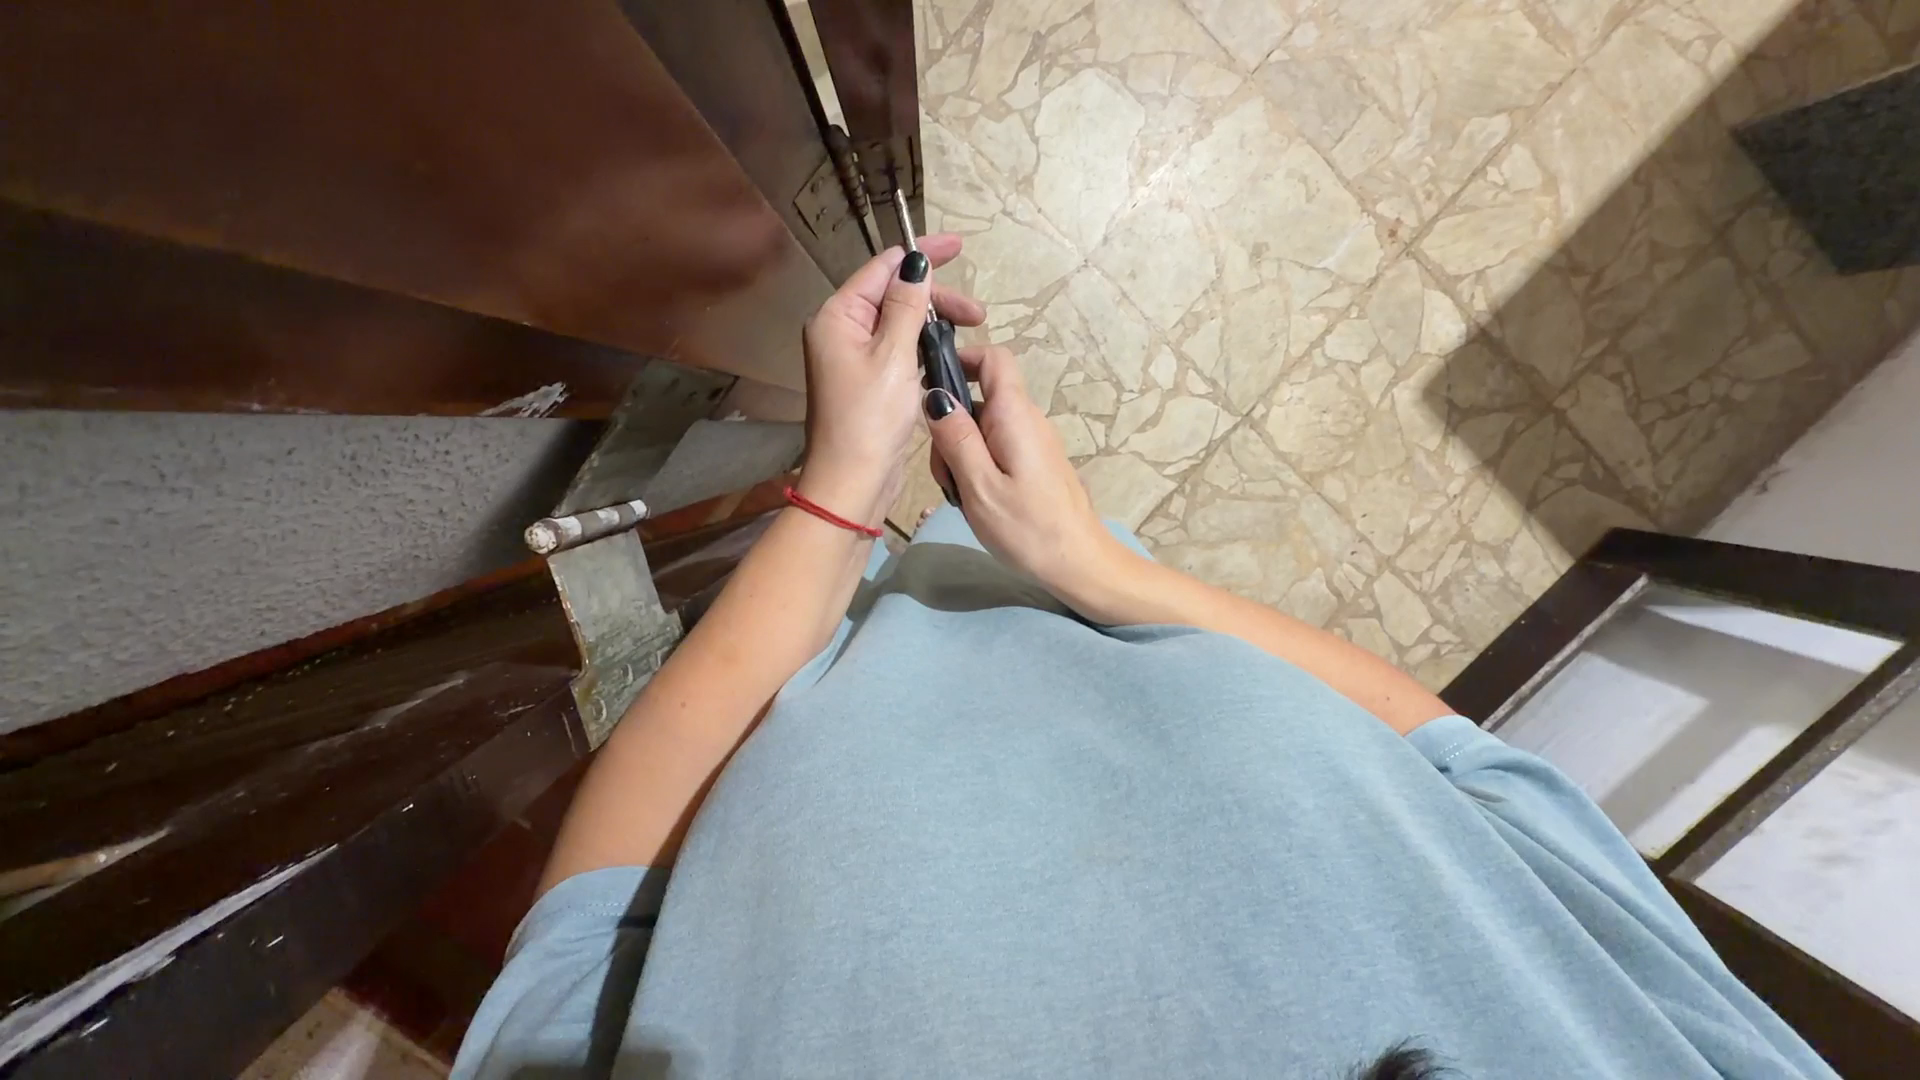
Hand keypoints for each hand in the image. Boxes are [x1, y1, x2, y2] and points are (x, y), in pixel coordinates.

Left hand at [797, 236, 983, 526]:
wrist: (851, 484)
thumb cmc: (869, 420)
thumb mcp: (893, 357)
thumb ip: (906, 307)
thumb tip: (916, 263)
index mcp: (837, 317)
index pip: (882, 268)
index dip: (921, 254)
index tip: (959, 246)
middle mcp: (840, 331)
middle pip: (892, 295)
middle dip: (935, 297)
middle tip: (978, 316)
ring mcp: (852, 358)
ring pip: (898, 324)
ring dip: (932, 323)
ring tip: (969, 333)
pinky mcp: (867, 383)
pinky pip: (897, 350)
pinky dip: (922, 347)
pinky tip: (946, 355)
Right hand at [923, 345, 1139, 614]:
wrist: (1079, 565)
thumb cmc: (1027, 528)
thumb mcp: (979, 485)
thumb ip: (955, 437)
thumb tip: (935, 395)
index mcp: (1015, 415)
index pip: (993, 358)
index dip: (961, 360)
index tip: (930, 387)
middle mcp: (1028, 420)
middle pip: (980, 400)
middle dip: (951, 427)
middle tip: (944, 474)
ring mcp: (1034, 443)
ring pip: (985, 429)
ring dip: (961, 454)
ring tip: (961, 496)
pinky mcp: (1036, 465)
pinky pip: (998, 450)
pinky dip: (978, 468)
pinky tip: (977, 502)